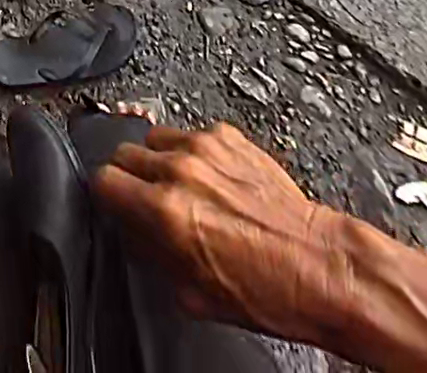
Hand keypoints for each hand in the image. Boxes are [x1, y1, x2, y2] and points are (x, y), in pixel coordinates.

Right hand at [91, 123, 357, 346]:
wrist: (323, 266)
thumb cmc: (270, 289)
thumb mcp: (193, 293)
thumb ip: (151, 253)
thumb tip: (133, 232)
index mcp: (165, 211)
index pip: (103, 180)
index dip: (105, 195)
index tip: (113, 202)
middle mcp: (180, 170)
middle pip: (123, 152)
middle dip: (129, 176)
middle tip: (145, 197)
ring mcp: (205, 147)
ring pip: (154, 137)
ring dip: (158, 159)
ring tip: (180, 184)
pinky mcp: (228, 136)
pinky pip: (191, 134)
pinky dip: (194, 152)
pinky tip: (212, 177)